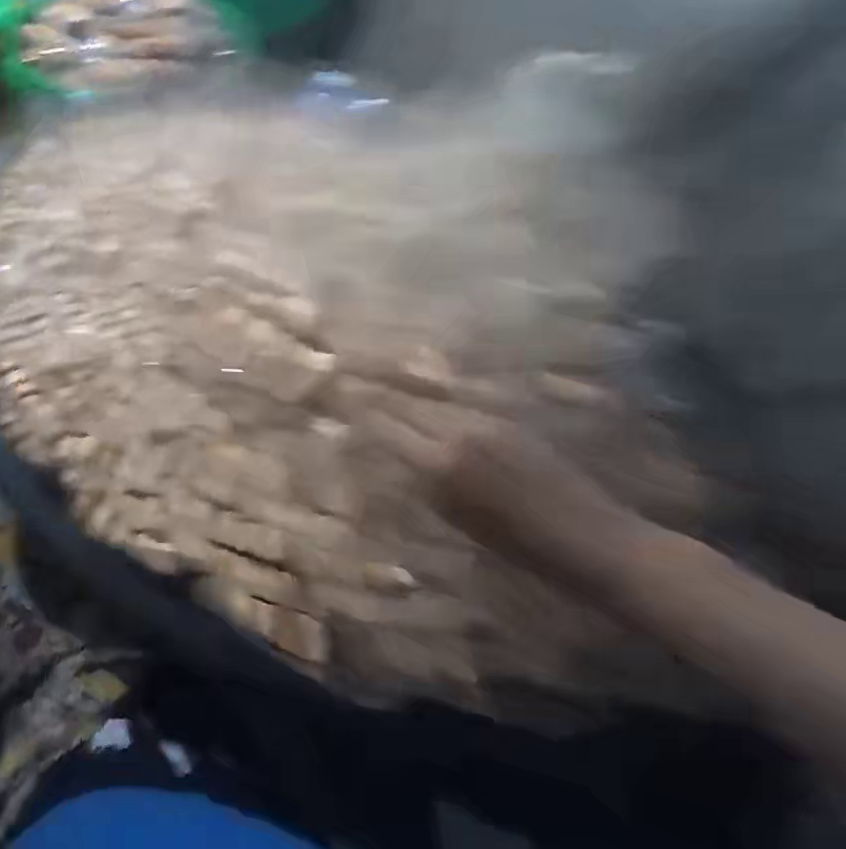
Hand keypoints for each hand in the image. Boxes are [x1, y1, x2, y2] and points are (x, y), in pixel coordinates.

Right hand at [364, 401, 642, 582]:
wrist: (600, 543)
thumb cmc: (518, 545)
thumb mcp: (452, 516)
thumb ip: (416, 480)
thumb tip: (383, 456)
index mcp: (438, 460)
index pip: (381, 426)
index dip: (357, 416)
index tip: (338, 409)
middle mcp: (458, 433)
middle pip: (404, 405)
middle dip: (376, 399)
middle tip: (352, 393)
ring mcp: (488, 424)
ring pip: (433, 402)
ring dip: (408, 400)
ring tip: (387, 397)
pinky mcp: (512, 425)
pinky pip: (462, 409)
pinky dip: (440, 409)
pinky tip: (434, 413)